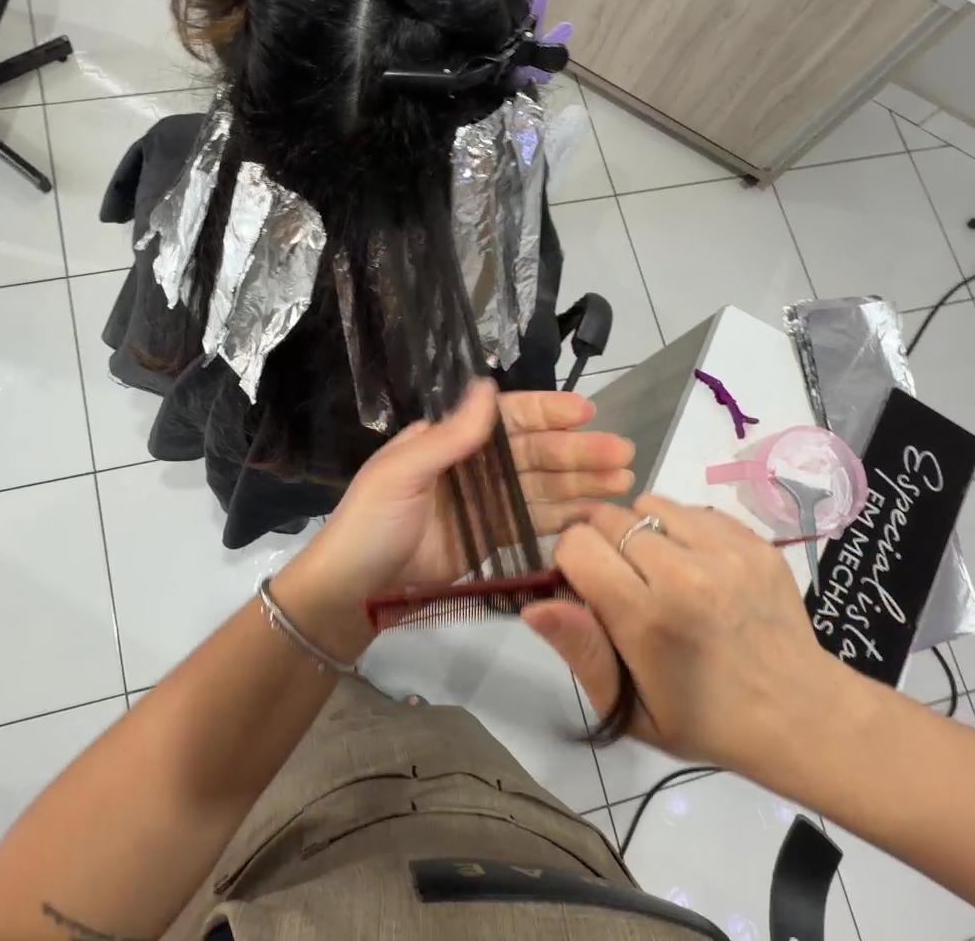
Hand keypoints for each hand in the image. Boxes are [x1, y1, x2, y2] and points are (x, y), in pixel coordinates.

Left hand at [272, 380, 633, 660]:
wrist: (351, 589)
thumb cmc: (370, 522)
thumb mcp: (403, 473)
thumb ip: (450, 435)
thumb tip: (488, 385)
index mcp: (445, 441)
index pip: (504, 419)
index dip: (546, 413)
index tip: (586, 411)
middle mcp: (469, 467)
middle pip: (531, 453)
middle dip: (577, 452)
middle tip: (623, 455)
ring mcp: (481, 505)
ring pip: (539, 488)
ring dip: (580, 483)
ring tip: (622, 483)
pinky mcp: (488, 540)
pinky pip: (531, 523)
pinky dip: (563, 518)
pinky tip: (594, 515)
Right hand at [523, 496, 841, 772]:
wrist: (801, 715)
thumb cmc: (701, 719)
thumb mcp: (626, 706)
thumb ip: (579, 648)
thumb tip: (533, 604)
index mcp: (647, 618)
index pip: (576, 544)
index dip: (569, 562)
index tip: (583, 587)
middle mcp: (686, 574)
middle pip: (607, 516)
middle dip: (598, 541)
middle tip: (619, 579)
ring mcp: (727, 553)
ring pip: (649, 503)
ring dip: (639, 529)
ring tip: (657, 568)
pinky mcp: (756, 542)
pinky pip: (694, 509)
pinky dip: (682, 529)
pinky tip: (695, 567)